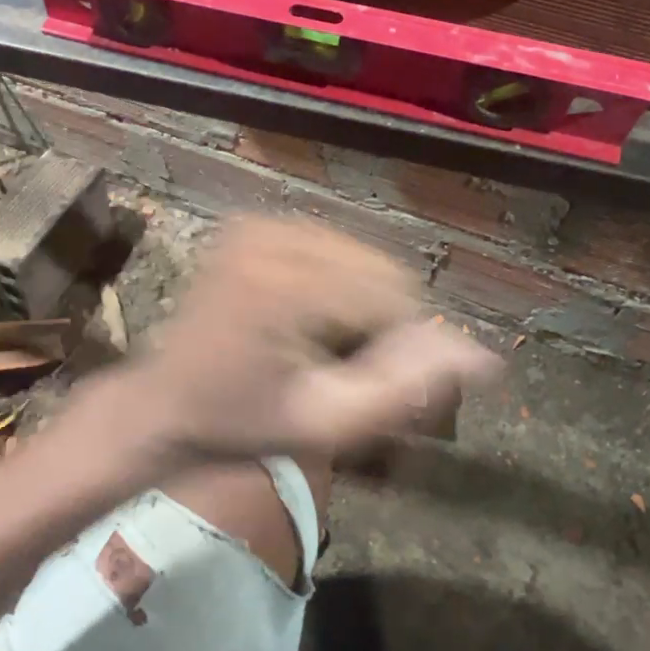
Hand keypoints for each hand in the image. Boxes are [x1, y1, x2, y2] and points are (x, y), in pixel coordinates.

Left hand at [88, 215, 499, 462]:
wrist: (165, 402)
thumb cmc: (242, 424)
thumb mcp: (326, 426)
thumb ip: (404, 389)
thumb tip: (484, 356)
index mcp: (285, 283)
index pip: (392, 296)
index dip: (392, 344)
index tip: (357, 379)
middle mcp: (270, 236)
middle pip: (379, 267)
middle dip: (377, 318)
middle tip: (338, 363)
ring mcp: (256, 224)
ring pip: (358, 253)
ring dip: (357, 297)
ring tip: (316, 341)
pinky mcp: (250, 224)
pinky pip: (328, 244)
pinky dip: (332, 279)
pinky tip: (303, 316)